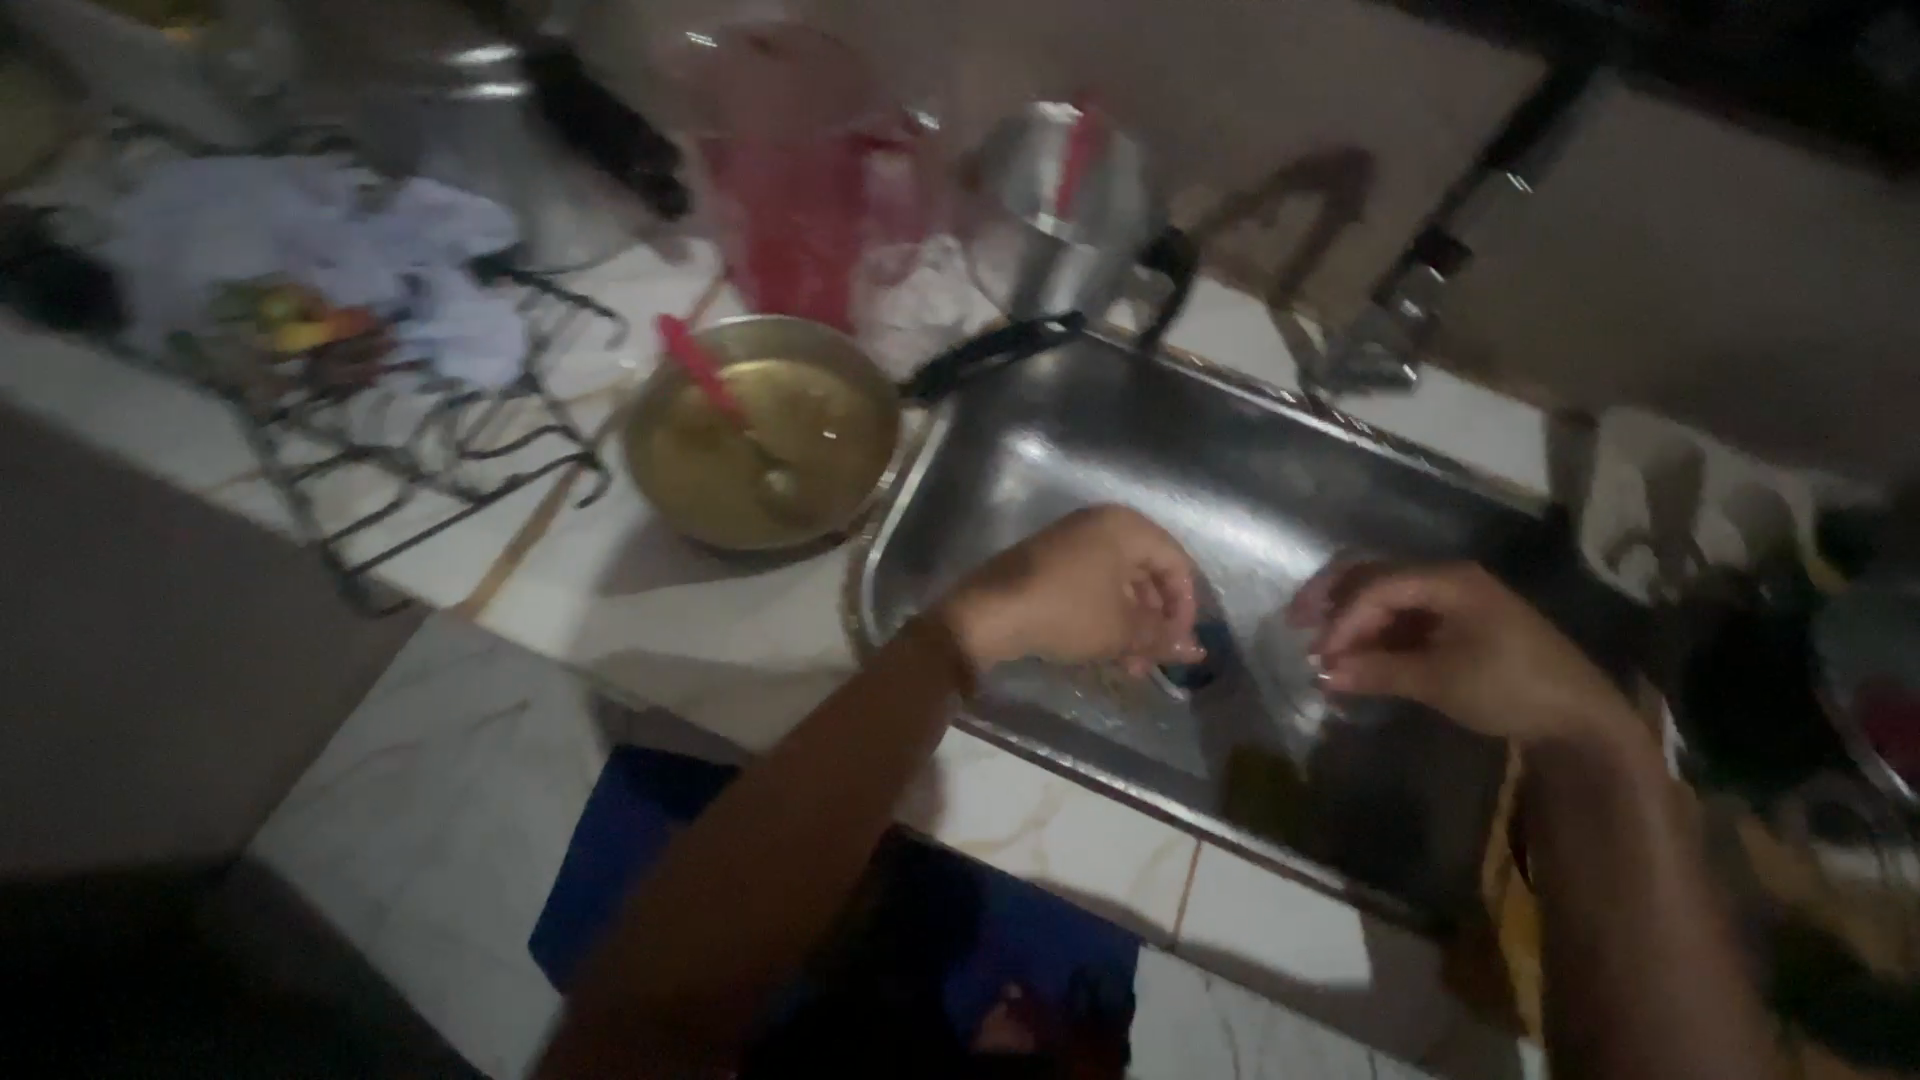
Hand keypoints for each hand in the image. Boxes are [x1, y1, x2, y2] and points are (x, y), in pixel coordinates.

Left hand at [935, 505, 1204, 675]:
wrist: (987, 614)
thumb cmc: (1066, 611)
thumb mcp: (1121, 629)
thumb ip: (1163, 637)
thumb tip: (1196, 650)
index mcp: (1125, 526)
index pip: (1176, 563)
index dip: (1185, 607)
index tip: (1179, 645)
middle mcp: (1099, 525)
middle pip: (1146, 574)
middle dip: (1154, 622)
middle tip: (1153, 661)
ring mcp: (1070, 542)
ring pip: (1117, 585)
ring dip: (1130, 627)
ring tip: (1129, 667)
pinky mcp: (1048, 564)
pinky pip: (1090, 587)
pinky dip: (1103, 617)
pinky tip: (1104, 653)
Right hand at [1288, 558, 1632, 741]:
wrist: (1580, 718)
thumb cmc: (1512, 689)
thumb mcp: (1440, 681)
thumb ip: (1378, 671)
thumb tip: (1323, 673)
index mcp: (1447, 580)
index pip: (1375, 586)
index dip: (1342, 618)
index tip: (1321, 654)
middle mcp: (1445, 579)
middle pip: (1372, 575)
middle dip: (1331, 599)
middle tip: (1296, 625)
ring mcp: (1450, 600)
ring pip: (1382, 595)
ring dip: (1349, 618)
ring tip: (1323, 648)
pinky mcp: (1453, 623)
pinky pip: (1399, 616)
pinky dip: (1371, 633)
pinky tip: (1354, 655)